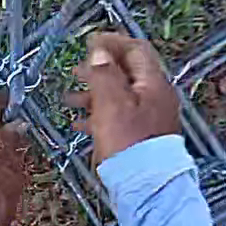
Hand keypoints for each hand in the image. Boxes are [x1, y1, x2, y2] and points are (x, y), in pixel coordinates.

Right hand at [65, 32, 180, 164]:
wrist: (145, 184)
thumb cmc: (128, 141)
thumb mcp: (111, 101)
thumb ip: (104, 73)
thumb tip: (99, 52)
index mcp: (152, 83)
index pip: (135, 50)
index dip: (112, 42)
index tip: (90, 42)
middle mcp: (154, 97)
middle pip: (126, 73)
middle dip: (99, 69)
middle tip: (76, 70)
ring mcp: (149, 117)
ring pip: (119, 95)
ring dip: (93, 93)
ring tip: (70, 98)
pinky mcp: (140, 135)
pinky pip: (117, 116)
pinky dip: (98, 114)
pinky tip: (80, 123)